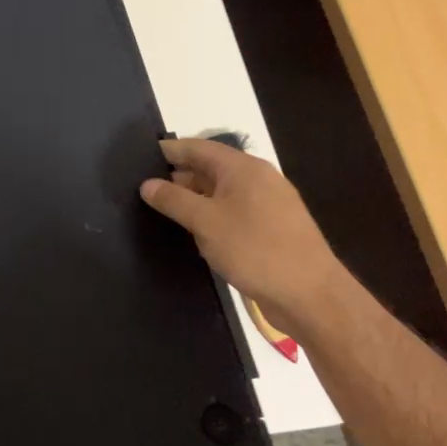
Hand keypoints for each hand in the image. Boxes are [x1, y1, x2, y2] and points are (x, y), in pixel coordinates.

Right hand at [139, 137, 347, 330]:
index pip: (196, 147)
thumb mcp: (205, 222)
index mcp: (243, 168)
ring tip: (159, 213)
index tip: (135, 162)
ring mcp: (268, 205)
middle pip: (208, 168)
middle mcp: (258, 179)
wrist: (311, 297)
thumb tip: (147, 185)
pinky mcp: (271, 229)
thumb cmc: (255, 249)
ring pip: (220, 193)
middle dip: (176, 178)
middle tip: (141, 192)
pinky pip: (233, 212)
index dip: (165, 152)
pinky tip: (193, 233)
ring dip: (193, 200)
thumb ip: (173, 199)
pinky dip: (210, 217)